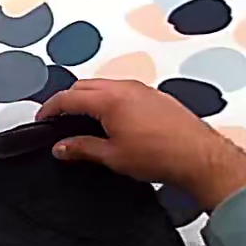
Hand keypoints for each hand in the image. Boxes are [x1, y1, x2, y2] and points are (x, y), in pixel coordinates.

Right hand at [36, 78, 245, 208]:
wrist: (202, 159)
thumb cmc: (163, 155)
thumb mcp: (111, 156)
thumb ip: (81, 148)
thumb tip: (62, 147)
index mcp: (110, 99)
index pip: (68, 97)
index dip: (51, 108)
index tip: (43, 118)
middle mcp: (126, 88)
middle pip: (84, 86)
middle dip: (68, 99)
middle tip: (59, 117)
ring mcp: (143, 90)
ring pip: (104, 85)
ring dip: (89, 97)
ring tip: (83, 117)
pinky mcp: (156, 97)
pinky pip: (123, 90)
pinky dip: (108, 98)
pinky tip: (111, 117)